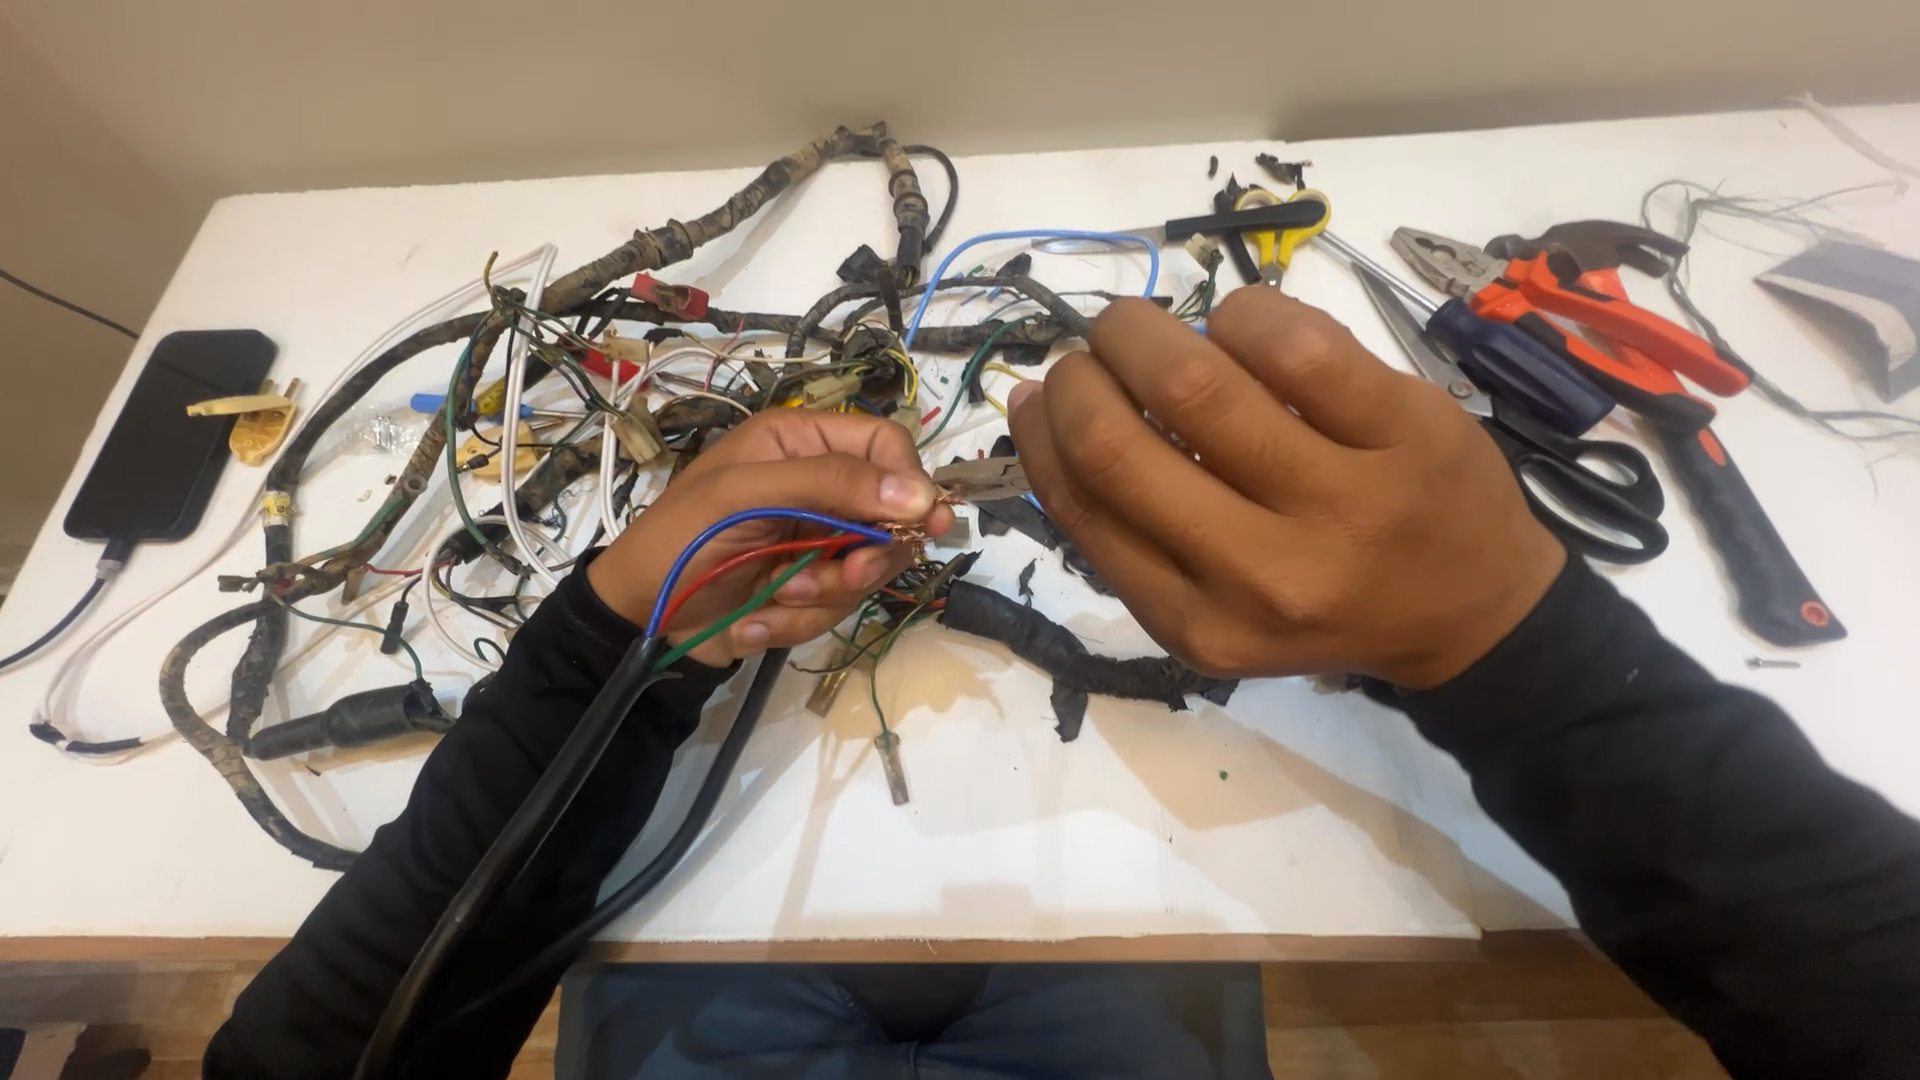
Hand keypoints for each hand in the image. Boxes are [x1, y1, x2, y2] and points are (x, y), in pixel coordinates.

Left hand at [586, 410, 952, 666]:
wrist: (637, 617)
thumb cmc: (681, 537)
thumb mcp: (748, 495)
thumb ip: (830, 484)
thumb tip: (921, 495)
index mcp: (802, 443)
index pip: (885, 446)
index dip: (909, 480)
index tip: (919, 521)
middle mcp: (819, 488)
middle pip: (891, 514)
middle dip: (869, 554)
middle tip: (850, 574)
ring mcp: (818, 541)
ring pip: (869, 568)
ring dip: (825, 593)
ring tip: (776, 595)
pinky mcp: (810, 588)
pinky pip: (838, 607)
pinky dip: (798, 621)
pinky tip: (754, 621)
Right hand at [1008, 289, 1565, 688]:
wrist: (1468, 613)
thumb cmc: (1312, 608)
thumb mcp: (1201, 607)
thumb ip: (1121, 532)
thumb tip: (1040, 412)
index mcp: (1197, 624)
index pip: (1084, 510)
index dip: (1040, 437)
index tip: (1034, 396)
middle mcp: (1261, 574)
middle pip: (1119, 446)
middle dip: (1077, 379)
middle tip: (1085, 359)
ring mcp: (1342, 500)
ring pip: (1196, 382)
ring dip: (1138, 332)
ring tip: (1135, 330)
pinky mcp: (1409, 428)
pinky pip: (1293, 341)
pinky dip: (1239, 314)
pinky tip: (1234, 327)